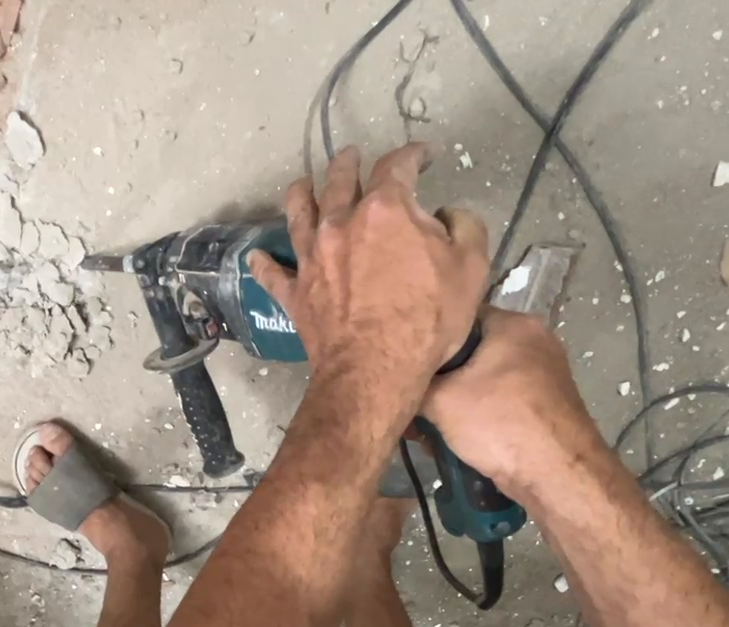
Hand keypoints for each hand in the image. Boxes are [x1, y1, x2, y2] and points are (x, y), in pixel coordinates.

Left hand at [247, 144, 490, 421]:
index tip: (421, 156)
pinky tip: (257, 257)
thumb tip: (445, 216)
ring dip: (300, 194)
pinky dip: (264, 264)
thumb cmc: (427, 320)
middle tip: (351, 156)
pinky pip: (272, 275)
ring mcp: (312, 259)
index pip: (397, 166)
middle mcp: (341, 224)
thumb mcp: (470, 268)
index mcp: (385, 210)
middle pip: (339, 181)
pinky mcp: (294, 293)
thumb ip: (463, 228)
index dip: (411, 155)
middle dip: (348, 164)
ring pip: (298, 215)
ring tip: (301, 185)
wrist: (374, 369)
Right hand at [419, 308, 610, 495]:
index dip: (426, 342)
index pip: (457, 320)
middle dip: (438, 382)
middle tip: (412, 404)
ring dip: (452, 404)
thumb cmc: (498, 423)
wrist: (554, 473)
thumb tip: (399, 380)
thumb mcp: (440, 400)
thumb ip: (415, 383)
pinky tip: (453, 438)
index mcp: (513, 324)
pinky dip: (475, 416)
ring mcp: (543, 373)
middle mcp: (534, 340)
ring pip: (480, 381)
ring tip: (426, 429)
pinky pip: (497, 401)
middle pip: (469, 353)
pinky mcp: (544, 403)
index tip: (404, 365)